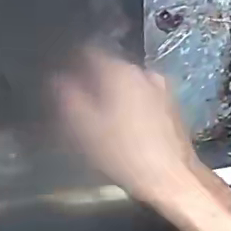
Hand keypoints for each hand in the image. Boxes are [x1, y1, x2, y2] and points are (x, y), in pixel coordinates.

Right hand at [52, 49, 224, 209]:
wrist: (172, 179)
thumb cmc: (123, 153)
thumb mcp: (83, 126)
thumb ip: (66, 96)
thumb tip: (57, 79)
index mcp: (119, 72)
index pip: (87, 51)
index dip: (68, 61)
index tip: (57, 74)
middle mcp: (143, 73)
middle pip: (107, 67)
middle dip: (88, 80)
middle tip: (72, 99)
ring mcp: (161, 89)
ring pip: (124, 83)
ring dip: (108, 94)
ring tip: (94, 116)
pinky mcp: (170, 107)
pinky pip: (139, 96)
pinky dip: (124, 104)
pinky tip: (117, 126)